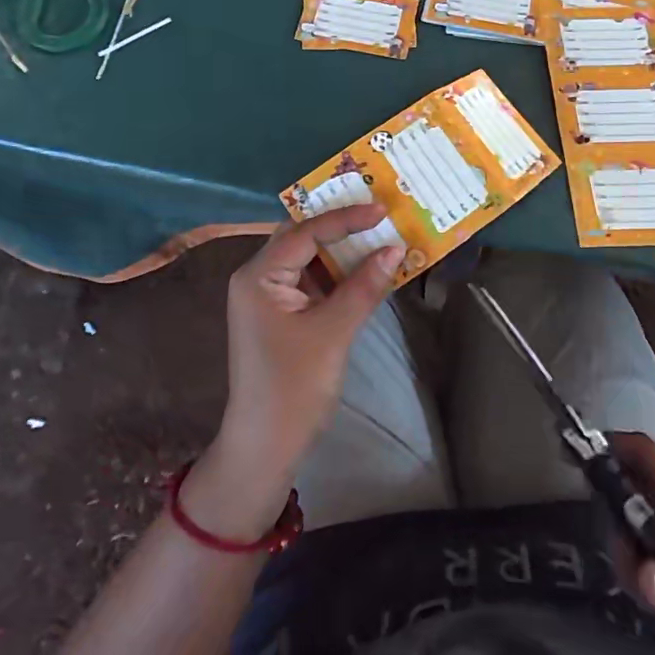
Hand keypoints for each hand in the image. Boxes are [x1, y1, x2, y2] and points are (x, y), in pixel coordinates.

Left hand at [195, 204, 402, 533]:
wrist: (267, 445)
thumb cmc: (294, 385)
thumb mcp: (333, 331)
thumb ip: (364, 285)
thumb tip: (395, 248)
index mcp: (258, 275)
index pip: (306, 232)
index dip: (346, 217)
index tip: (382, 208)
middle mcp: (259, 278)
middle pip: (303, 238)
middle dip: (342, 225)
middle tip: (381, 212)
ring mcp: (270, 297)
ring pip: (311, 259)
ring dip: (344, 250)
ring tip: (382, 234)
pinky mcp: (283, 315)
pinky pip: (314, 282)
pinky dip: (341, 274)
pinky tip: (368, 269)